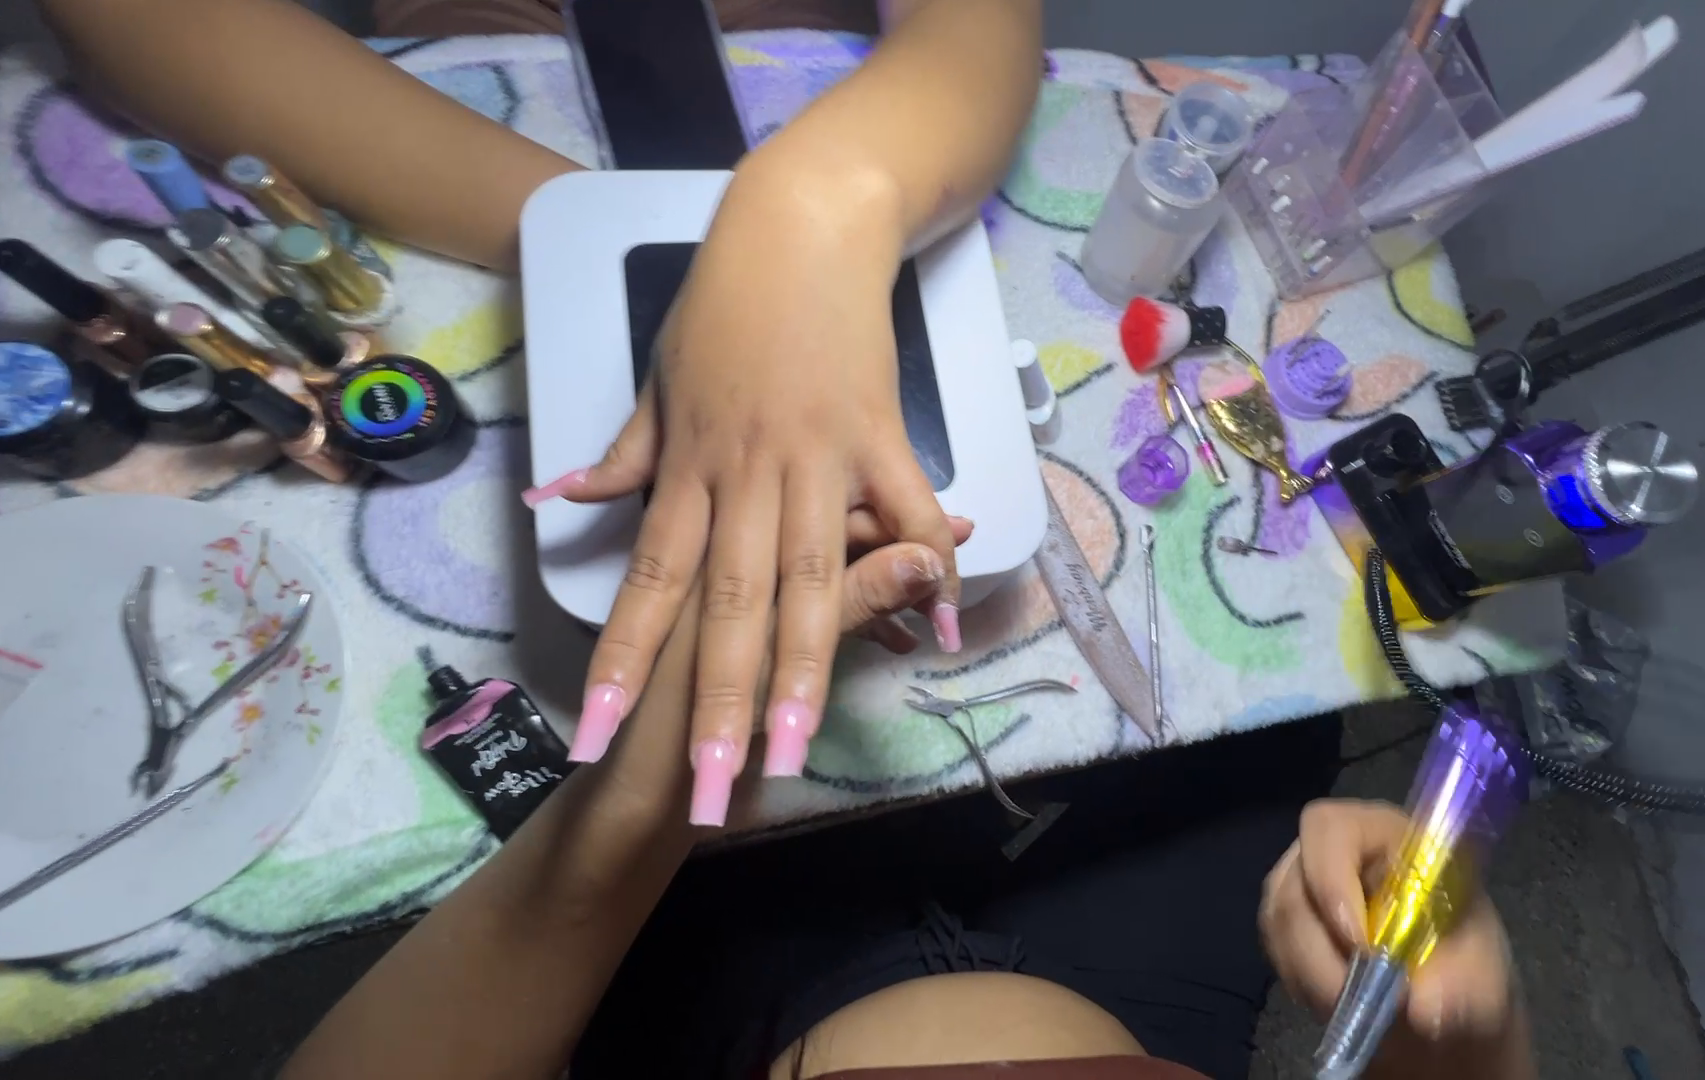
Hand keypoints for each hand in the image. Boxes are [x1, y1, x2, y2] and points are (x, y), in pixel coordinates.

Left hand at [521, 165, 960, 825]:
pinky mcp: (879, 438)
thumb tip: (561, 499)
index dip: (621, 660)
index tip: (596, 741)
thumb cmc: (725, 306)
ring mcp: (816, 458)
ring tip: (797, 745)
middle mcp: (747, 475)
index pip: (649, 579)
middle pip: (729, 600)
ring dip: (805, 662)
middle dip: (718, 700)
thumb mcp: (663, 379)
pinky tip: (938, 630)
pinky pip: (906, 510)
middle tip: (708, 789)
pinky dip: (927, 565)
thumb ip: (626, 453)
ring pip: (809, 574)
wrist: (797, 230)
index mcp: (691, 467)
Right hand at [1259, 800, 1516, 1043]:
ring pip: (1279, 920)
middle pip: (1295, 883)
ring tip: (1361, 1009)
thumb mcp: (1486, 978)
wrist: (1443, 997)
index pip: (1330, 828)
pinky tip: (1340, 1001)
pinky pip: (1274, 946)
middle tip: (1362, 1005)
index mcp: (1383, 833)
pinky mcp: (1285, 915)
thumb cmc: (1467, 968)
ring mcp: (1300, 878)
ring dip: (1315, 976)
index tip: (1360, 946)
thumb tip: (1426, 1011)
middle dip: (1323, 953)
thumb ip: (1465, 988)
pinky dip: (1303, 983)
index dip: (1331, 878)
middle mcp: (1331, 847)